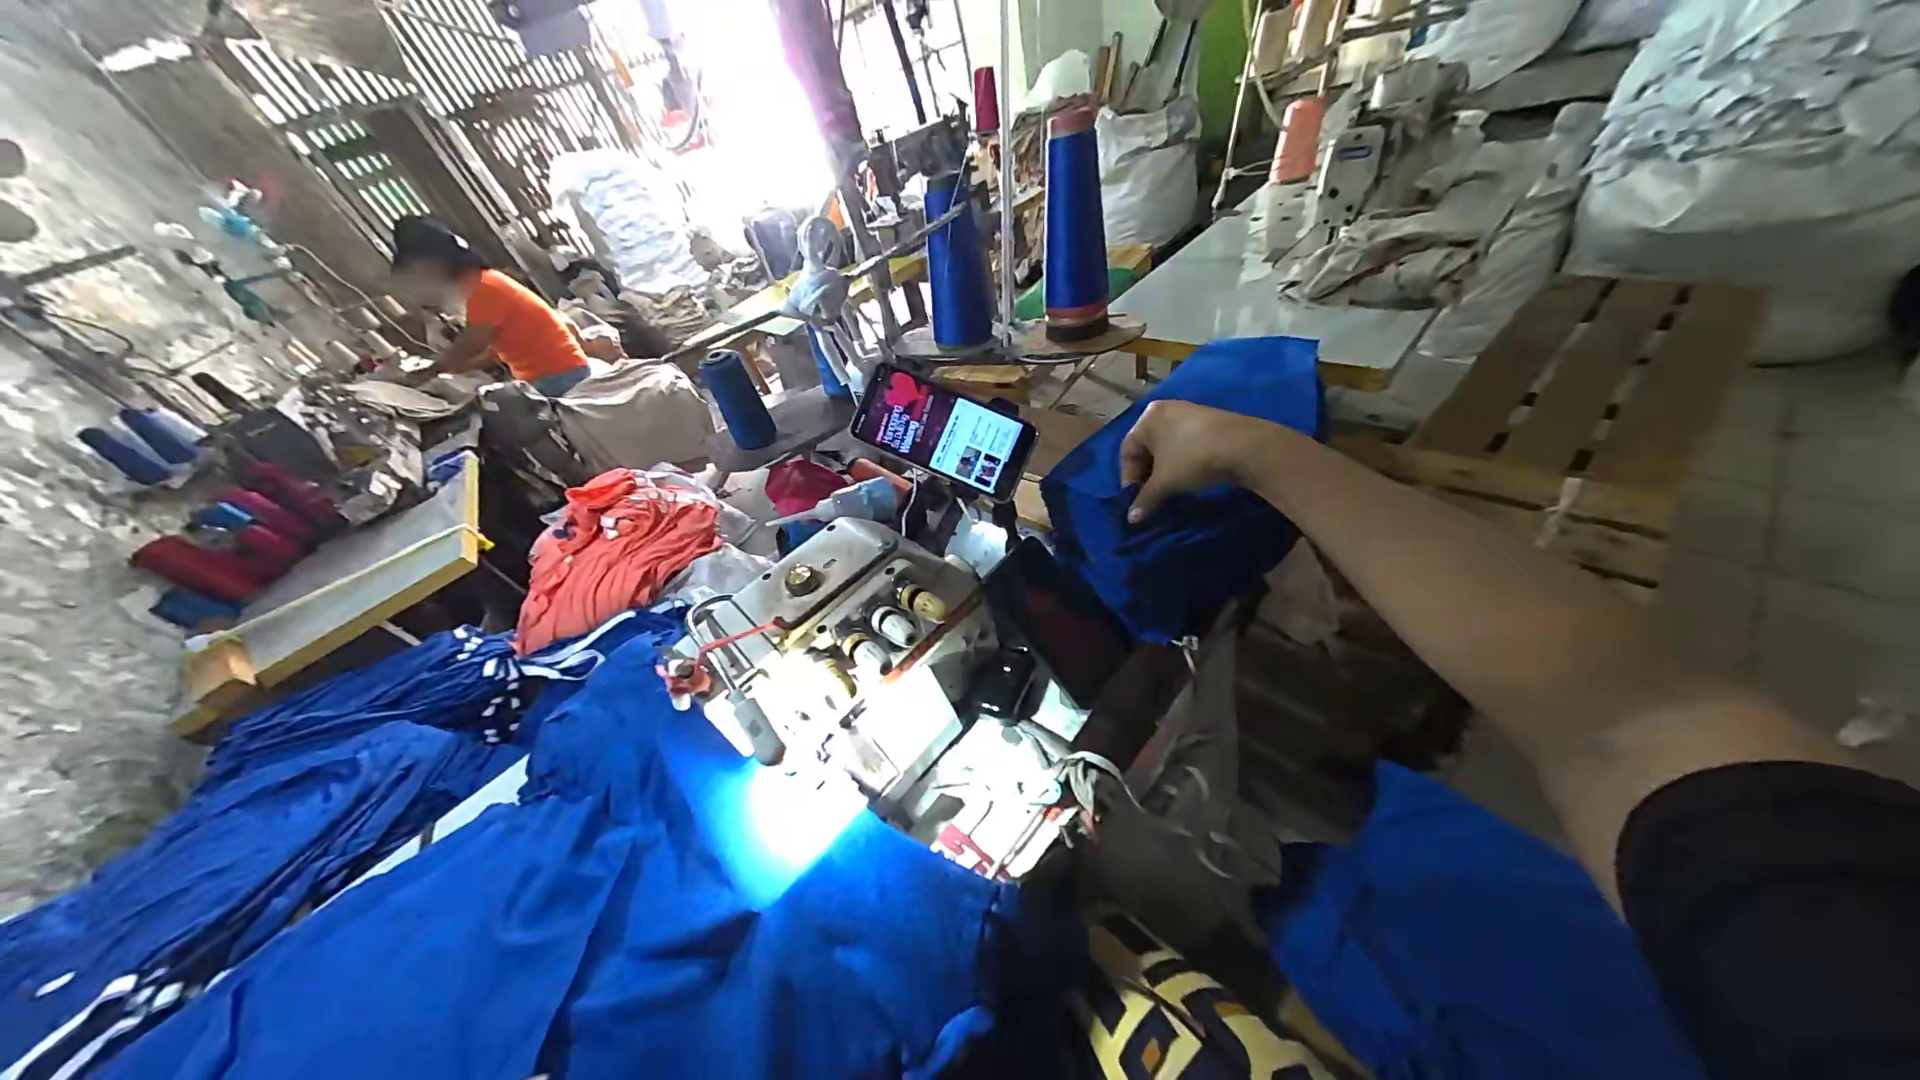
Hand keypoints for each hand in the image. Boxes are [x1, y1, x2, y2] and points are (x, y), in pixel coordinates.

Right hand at [1118, 401, 1282, 521]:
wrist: (1245, 446)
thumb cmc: (1193, 458)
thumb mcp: (1165, 482)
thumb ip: (1145, 499)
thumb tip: (1131, 519)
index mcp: (1148, 418)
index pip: (1127, 451)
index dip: (1128, 478)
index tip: (1136, 499)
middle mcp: (1165, 410)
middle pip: (1146, 447)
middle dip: (1146, 475)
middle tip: (1152, 496)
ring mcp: (1189, 413)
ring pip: (1166, 447)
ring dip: (1164, 470)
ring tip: (1170, 489)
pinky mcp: (1208, 421)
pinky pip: (1184, 443)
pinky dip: (1180, 462)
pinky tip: (1188, 476)